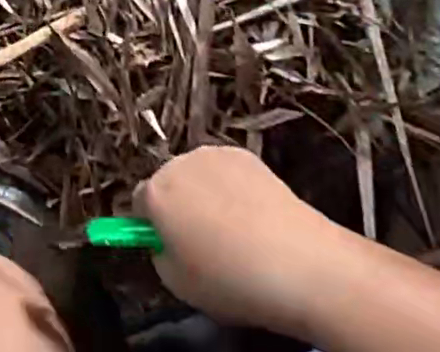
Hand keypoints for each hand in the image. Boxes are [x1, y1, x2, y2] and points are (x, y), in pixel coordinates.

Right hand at [134, 146, 357, 333]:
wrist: (302, 263)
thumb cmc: (233, 281)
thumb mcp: (179, 285)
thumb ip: (160, 255)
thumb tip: (166, 242)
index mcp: (154, 194)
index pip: (137, 202)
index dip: (152, 225)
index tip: (171, 246)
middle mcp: (176, 164)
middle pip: (168, 184)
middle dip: (180, 206)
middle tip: (206, 242)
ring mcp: (211, 154)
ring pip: (197, 175)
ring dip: (205, 194)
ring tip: (237, 230)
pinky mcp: (243, 153)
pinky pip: (226, 171)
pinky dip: (233, 187)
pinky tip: (256, 215)